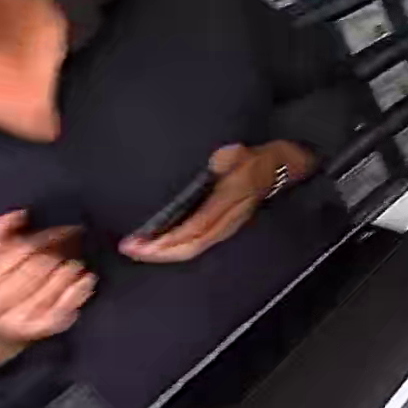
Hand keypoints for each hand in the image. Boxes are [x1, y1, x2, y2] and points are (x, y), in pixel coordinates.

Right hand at [0, 211, 96, 370]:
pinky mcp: (40, 329)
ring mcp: (15, 320)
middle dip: (63, 250)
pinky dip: (82, 286)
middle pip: (40, 266)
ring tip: (78, 262)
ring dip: (73, 267)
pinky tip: (87, 278)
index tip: (68, 229)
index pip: (18, 252)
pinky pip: (68, 302)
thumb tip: (17, 214)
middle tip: (80, 241)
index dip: (48, 237)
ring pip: (56, 282)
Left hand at [120, 141, 314, 263]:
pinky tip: (162, 249)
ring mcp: (230, 224)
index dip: (170, 237)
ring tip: (139, 252)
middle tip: (131, 250)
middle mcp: (230, 216)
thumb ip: (226, 158)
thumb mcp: (237, 154)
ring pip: (197, 248)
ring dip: (167, 254)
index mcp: (230, 198)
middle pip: (195, 244)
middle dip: (161, 252)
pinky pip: (201, 244)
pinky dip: (178, 249)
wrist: (276, 168)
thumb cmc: (251, 159)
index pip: (199, 224)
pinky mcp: (227, 227)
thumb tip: (217, 161)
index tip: (142, 240)